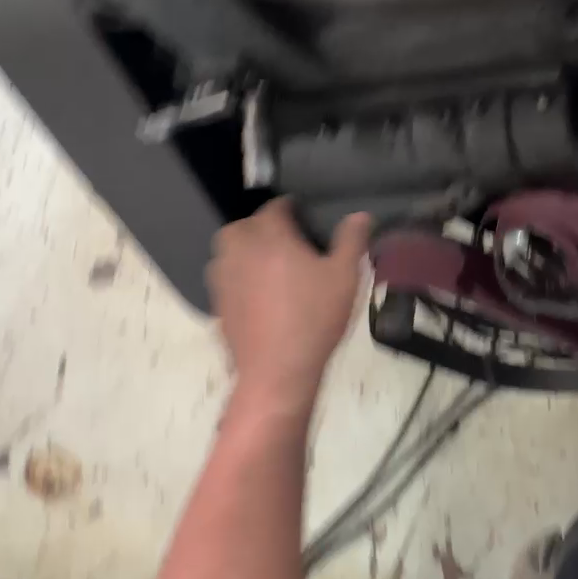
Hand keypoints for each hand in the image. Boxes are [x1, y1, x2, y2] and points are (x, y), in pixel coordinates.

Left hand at [208, 198, 371, 413]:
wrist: (277, 371)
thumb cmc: (315, 317)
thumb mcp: (345, 276)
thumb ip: (351, 241)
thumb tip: (359, 215)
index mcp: (270, 239)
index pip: (273, 208)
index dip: (290, 207)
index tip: (306, 214)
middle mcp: (239, 253)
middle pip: (242, 227)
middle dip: (261, 226)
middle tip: (288, 239)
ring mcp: (223, 280)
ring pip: (228, 251)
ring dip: (246, 249)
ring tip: (273, 263)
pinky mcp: (218, 305)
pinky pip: (226, 278)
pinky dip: (240, 275)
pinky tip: (263, 293)